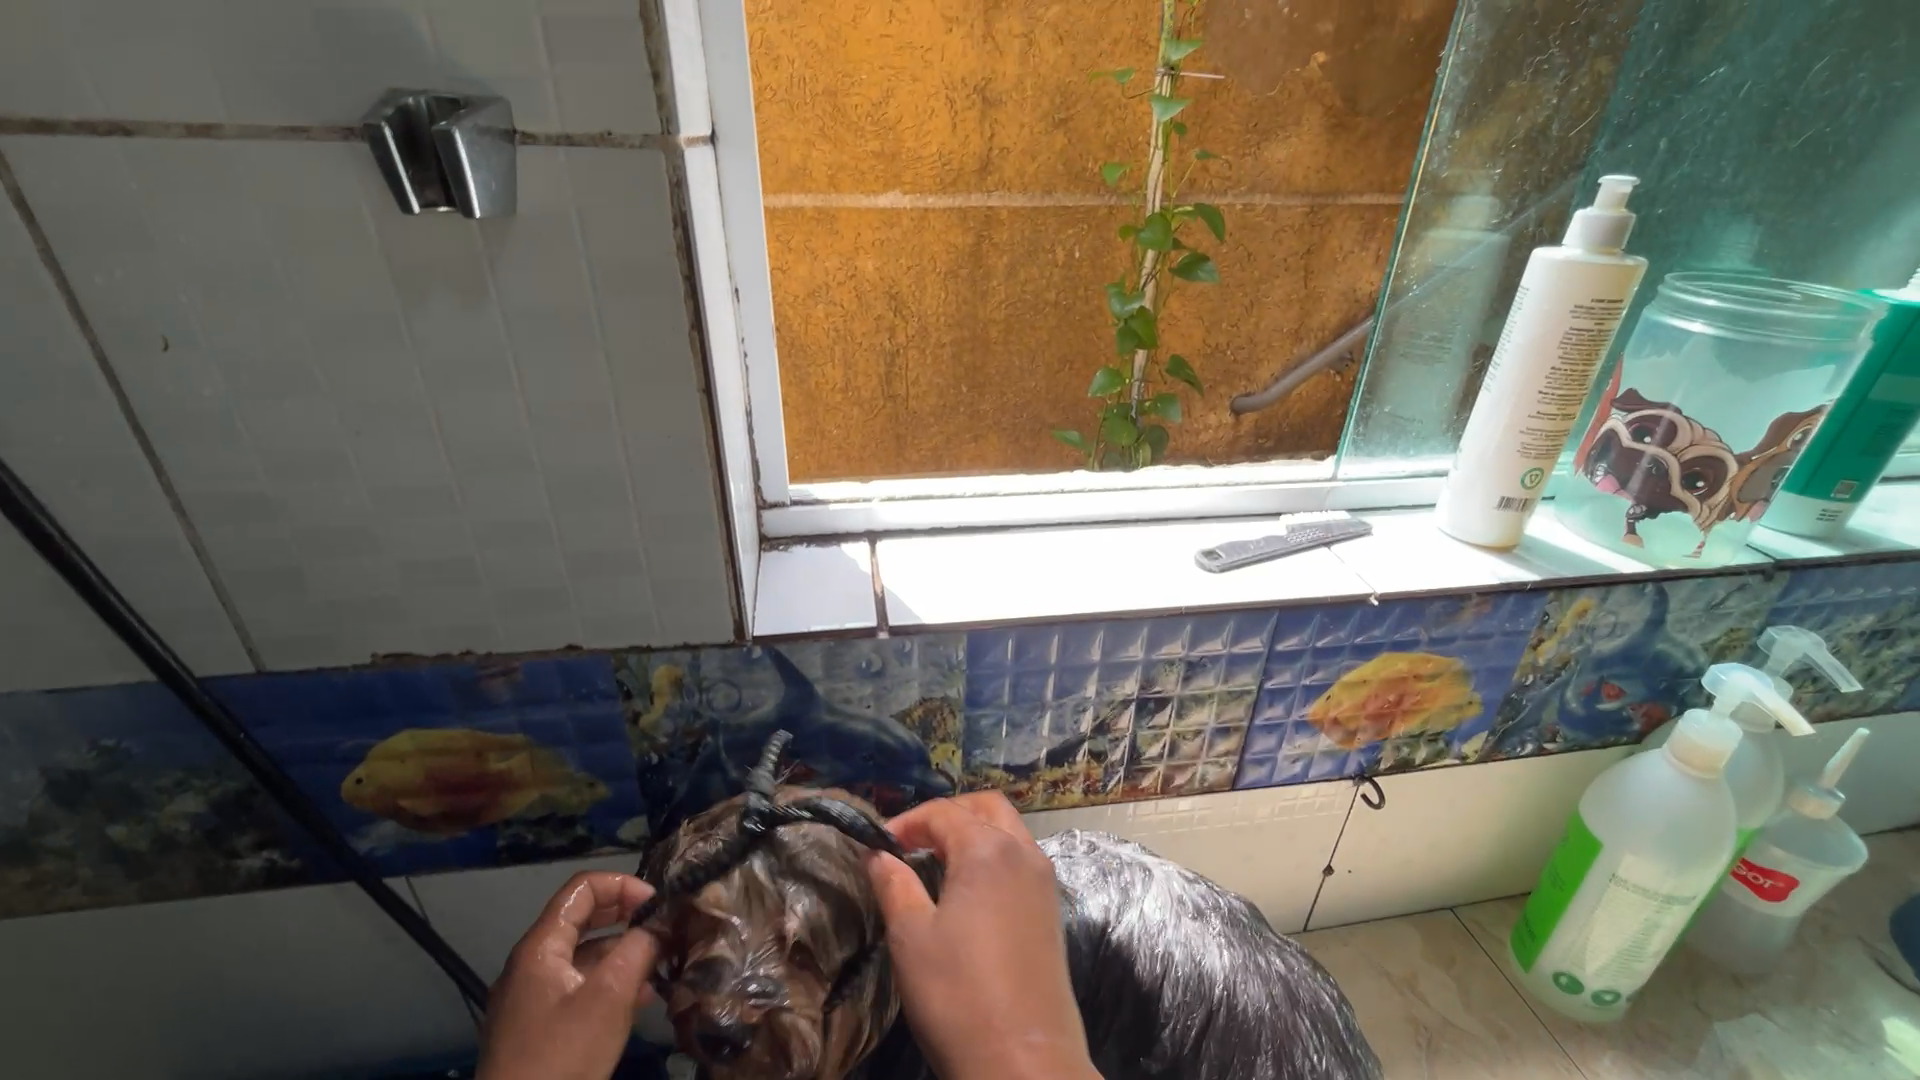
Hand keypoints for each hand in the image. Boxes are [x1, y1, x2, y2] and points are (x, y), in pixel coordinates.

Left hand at [478, 871, 659, 1079]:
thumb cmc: (562, 1057)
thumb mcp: (610, 997)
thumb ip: (639, 949)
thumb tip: (660, 924)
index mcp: (540, 947)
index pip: (583, 888)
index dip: (623, 886)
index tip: (657, 906)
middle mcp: (531, 964)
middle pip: (583, 918)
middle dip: (626, 916)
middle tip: (663, 928)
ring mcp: (531, 998)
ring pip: (583, 955)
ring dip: (622, 951)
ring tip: (659, 965)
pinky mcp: (538, 1027)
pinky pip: (578, 986)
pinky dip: (609, 982)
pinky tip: (639, 1000)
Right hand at [867, 793, 1096, 1079]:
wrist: (1026, 1061)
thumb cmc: (959, 994)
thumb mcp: (911, 936)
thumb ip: (893, 883)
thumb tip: (877, 852)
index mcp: (988, 849)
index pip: (943, 812)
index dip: (907, 821)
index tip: (878, 844)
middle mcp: (1023, 852)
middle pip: (985, 808)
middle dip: (947, 815)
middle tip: (912, 842)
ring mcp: (1044, 881)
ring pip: (1008, 831)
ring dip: (973, 833)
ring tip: (936, 863)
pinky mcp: (1052, 909)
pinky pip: (1020, 860)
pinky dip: (993, 857)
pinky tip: (968, 891)